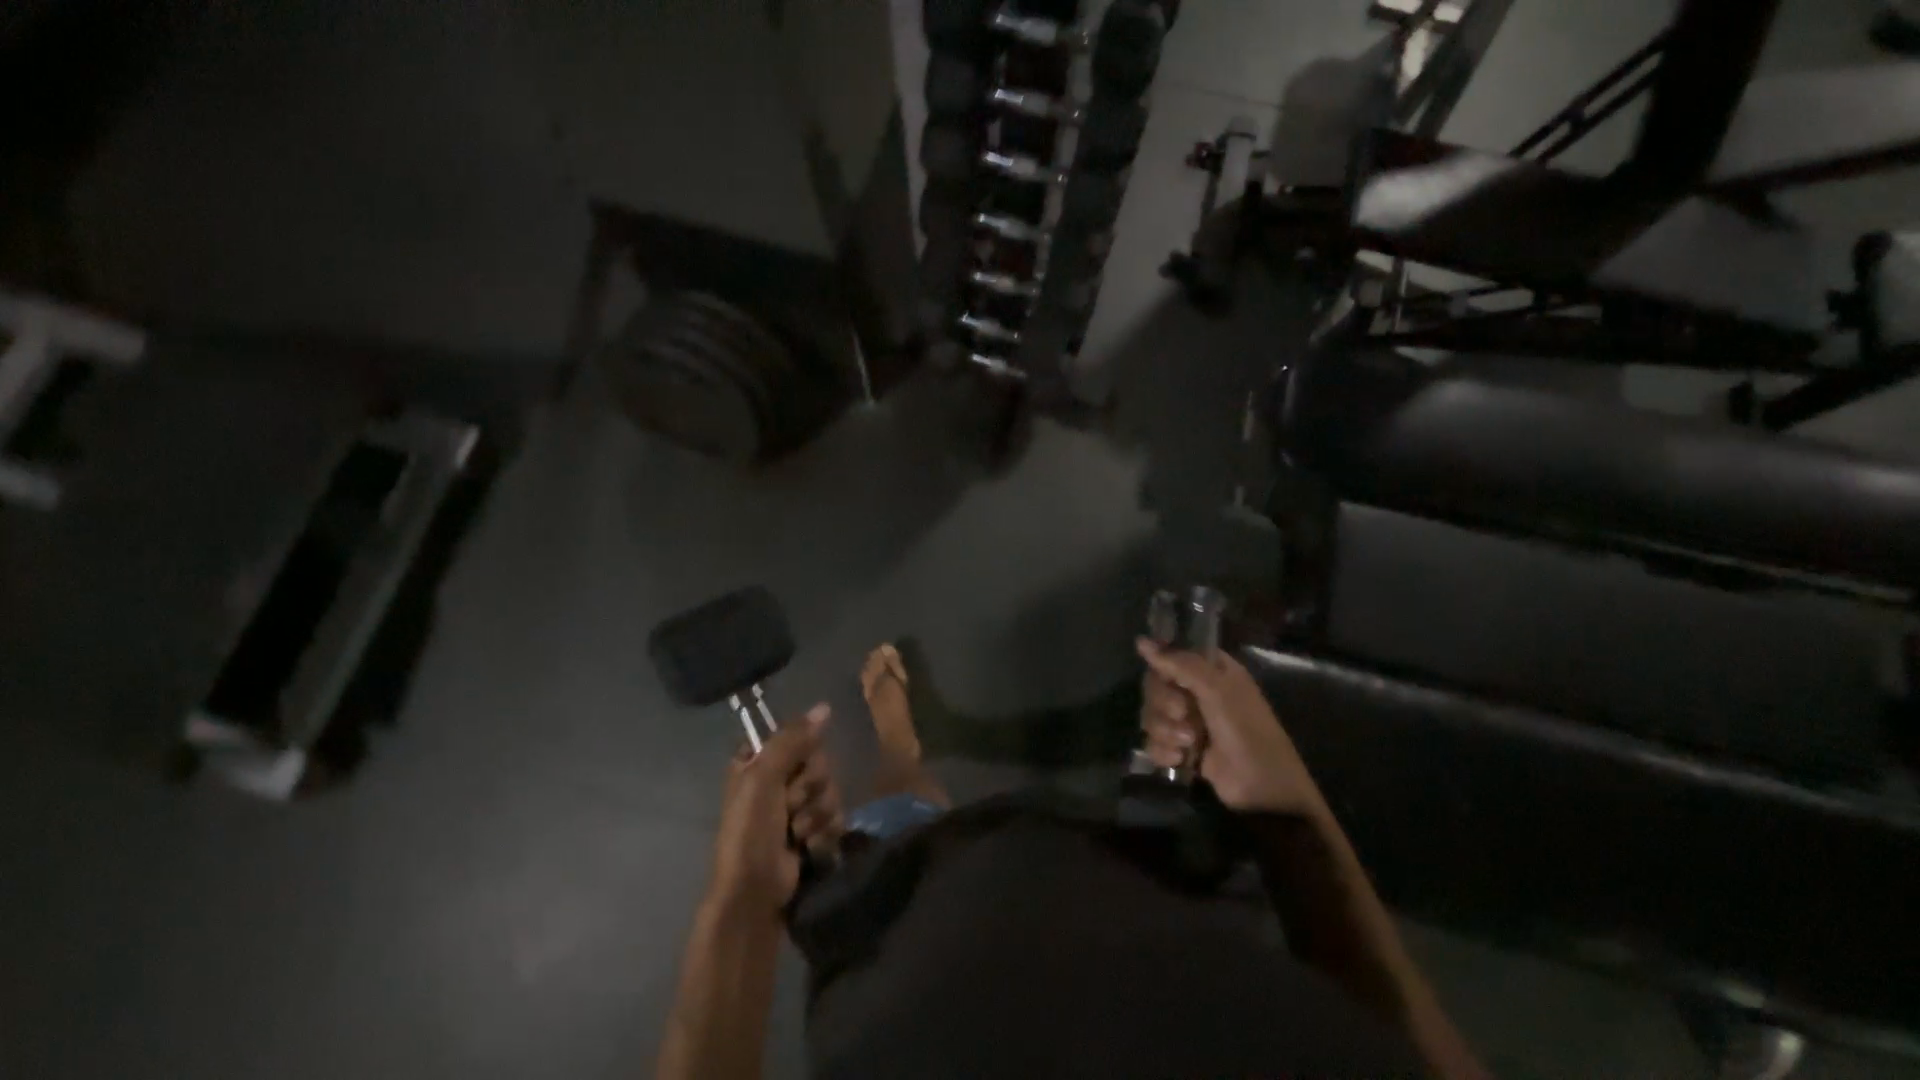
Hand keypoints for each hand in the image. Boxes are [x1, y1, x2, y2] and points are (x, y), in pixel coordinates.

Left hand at [707, 704, 843, 917]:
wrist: (754, 890)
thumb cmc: (750, 831)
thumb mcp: (763, 778)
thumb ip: (792, 740)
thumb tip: (825, 707)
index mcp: (757, 762)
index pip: (796, 738)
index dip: (801, 752)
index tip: (795, 766)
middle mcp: (777, 780)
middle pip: (818, 763)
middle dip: (810, 787)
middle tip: (790, 805)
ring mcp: (796, 808)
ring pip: (830, 791)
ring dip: (817, 814)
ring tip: (796, 834)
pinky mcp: (813, 832)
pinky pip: (836, 817)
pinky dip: (824, 833)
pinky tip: (809, 847)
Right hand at [1137, 639, 1326, 817]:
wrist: (1261, 787)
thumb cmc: (1246, 730)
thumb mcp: (1217, 690)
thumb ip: (1179, 664)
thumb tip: (1141, 641)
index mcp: (1212, 672)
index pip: (1172, 657)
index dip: (1164, 668)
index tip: (1168, 680)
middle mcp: (1198, 692)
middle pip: (1155, 687)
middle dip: (1164, 704)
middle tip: (1183, 715)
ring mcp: (1188, 723)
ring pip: (1152, 715)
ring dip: (1165, 730)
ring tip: (1188, 744)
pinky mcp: (1181, 750)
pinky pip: (1153, 742)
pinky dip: (1163, 751)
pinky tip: (1179, 759)